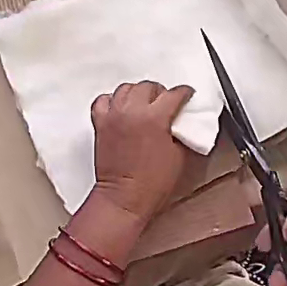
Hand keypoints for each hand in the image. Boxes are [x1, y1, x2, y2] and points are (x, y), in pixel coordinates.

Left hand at [89, 81, 195, 222]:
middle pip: (148, 86)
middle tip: (165, 101)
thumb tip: (181, 122)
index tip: (186, 95)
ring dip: (137, 93)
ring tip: (143, 103)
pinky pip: (103, 101)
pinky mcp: (100, 124)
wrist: (124, 199)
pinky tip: (120, 107)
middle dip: (160, 92)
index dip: (184, 93)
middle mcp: (132, 111)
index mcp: (155, 117)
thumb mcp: (179, 156)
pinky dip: (112, 101)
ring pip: (126, 89)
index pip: (173, 94)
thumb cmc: (151, 184)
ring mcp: (114, 116)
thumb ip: (180, 131)